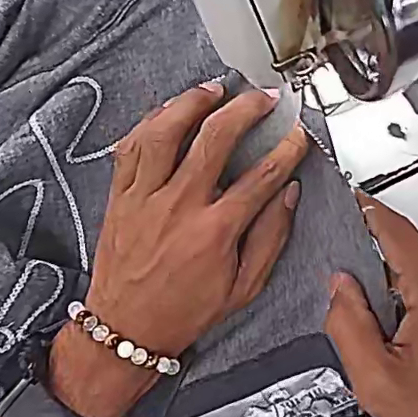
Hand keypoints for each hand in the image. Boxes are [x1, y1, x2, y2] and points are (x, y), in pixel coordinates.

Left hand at [51, 80, 309, 416]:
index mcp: (214, 232)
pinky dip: (149, 122)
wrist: (127, 328)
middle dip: (245, 110)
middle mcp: (178, 207)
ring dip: (192, 103)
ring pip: (166, 132)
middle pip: (215, 139)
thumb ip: (270, 238)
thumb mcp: (242, 288)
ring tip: (214, 89)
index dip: (286, 149)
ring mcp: (145, 198)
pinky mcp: (120, 196)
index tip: (297, 134)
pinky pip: (131, 147)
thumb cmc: (184, 310)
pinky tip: (167, 110)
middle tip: (261, 98)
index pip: (261, 176)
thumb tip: (289, 194)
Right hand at [324, 195, 417, 416]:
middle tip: (351, 314)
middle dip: (372, 278)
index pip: (395, 230)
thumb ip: (348, 323)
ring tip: (385, 352)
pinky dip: (415, 315)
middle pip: (405, 259)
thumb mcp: (376, 382)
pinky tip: (407, 357)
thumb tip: (339, 286)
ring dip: (394, 303)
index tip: (347, 198)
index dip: (365, 211)